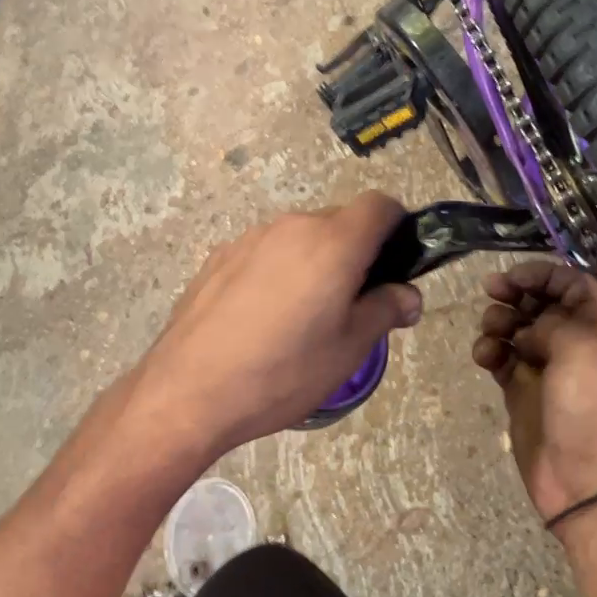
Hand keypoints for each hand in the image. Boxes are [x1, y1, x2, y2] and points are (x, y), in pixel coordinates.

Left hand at [133, 192, 423, 449]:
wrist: (188, 392)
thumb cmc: (283, 371)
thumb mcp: (348, 349)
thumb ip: (385, 310)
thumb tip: (408, 295)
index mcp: (334, 242)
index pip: (378, 205)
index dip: (396, 225)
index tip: (398, 261)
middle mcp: (293, 227)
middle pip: (339, 221)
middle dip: (356, 251)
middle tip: (354, 304)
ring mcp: (251, 238)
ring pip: (300, 237)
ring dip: (315, 262)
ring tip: (304, 317)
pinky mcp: (220, 256)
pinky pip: (266, 252)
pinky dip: (279, 271)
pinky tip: (263, 319)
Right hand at [471, 261, 596, 532]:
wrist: (587, 484)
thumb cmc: (593, 411)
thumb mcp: (583, 351)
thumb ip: (553, 323)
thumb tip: (529, 331)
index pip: (574, 284)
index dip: (545, 274)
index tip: (514, 276)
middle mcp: (575, 344)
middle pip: (542, 302)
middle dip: (516, 292)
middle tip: (491, 290)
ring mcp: (547, 368)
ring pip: (517, 328)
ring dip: (500, 320)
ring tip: (492, 331)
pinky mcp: (522, 392)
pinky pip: (501, 358)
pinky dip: (490, 350)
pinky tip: (485, 356)